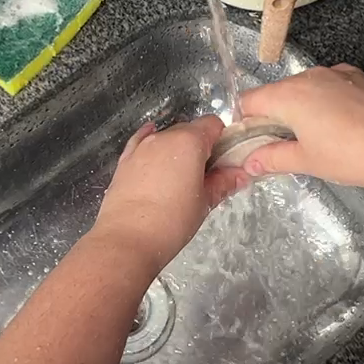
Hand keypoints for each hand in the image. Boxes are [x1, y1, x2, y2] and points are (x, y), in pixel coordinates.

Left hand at [90, 117, 247, 273]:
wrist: (127, 239)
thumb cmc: (171, 221)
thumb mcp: (204, 203)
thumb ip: (223, 183)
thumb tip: (239, 175)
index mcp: (188, 142)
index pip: (213, 124)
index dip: (222, 140)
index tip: (224, 160)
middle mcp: (163, 137)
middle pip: (189, 130)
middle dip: (200, 147)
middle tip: (206, 175)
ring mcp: (141, 147)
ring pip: (166, 138)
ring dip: (176, 152)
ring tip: (180, 181)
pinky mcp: (124, 161)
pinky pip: (142, 145)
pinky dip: (153, 151)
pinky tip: (156, 162)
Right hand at [238, 65, 363, 208]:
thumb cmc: (350, 156)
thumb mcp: (305, 161)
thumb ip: (272, 157)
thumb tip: (249, 162)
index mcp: (288, 95)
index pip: (249, 100)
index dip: (245, 122)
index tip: (252, 143)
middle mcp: (309, 76)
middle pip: (276, 92)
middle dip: (273, 116)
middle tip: (282, 146)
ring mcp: (336, 73)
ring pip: (304, 88)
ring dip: (300, 108)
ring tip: (315, 138)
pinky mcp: (359, 77)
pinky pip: (329, 86)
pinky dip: (325, 101)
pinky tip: (339, 125)